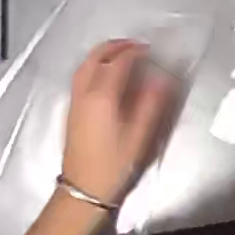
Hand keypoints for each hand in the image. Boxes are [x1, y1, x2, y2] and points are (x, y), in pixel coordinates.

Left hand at [61, 40, 179, 205]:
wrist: (82, 189)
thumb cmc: (113, 164)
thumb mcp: (138, 137)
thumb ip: (150, 104)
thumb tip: (162, 78)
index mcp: (102, 96)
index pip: (118, 63)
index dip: (135, 52)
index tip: (150, 49)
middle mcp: (84, 93)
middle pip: (96, 58)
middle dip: (115, 47)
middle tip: (135, 46)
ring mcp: (75, 101)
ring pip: (85, 66)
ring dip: (102, 55)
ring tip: (121, 55)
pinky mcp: (72, 110)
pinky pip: (81, 77)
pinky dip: (93, 66)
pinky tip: (106, 74)